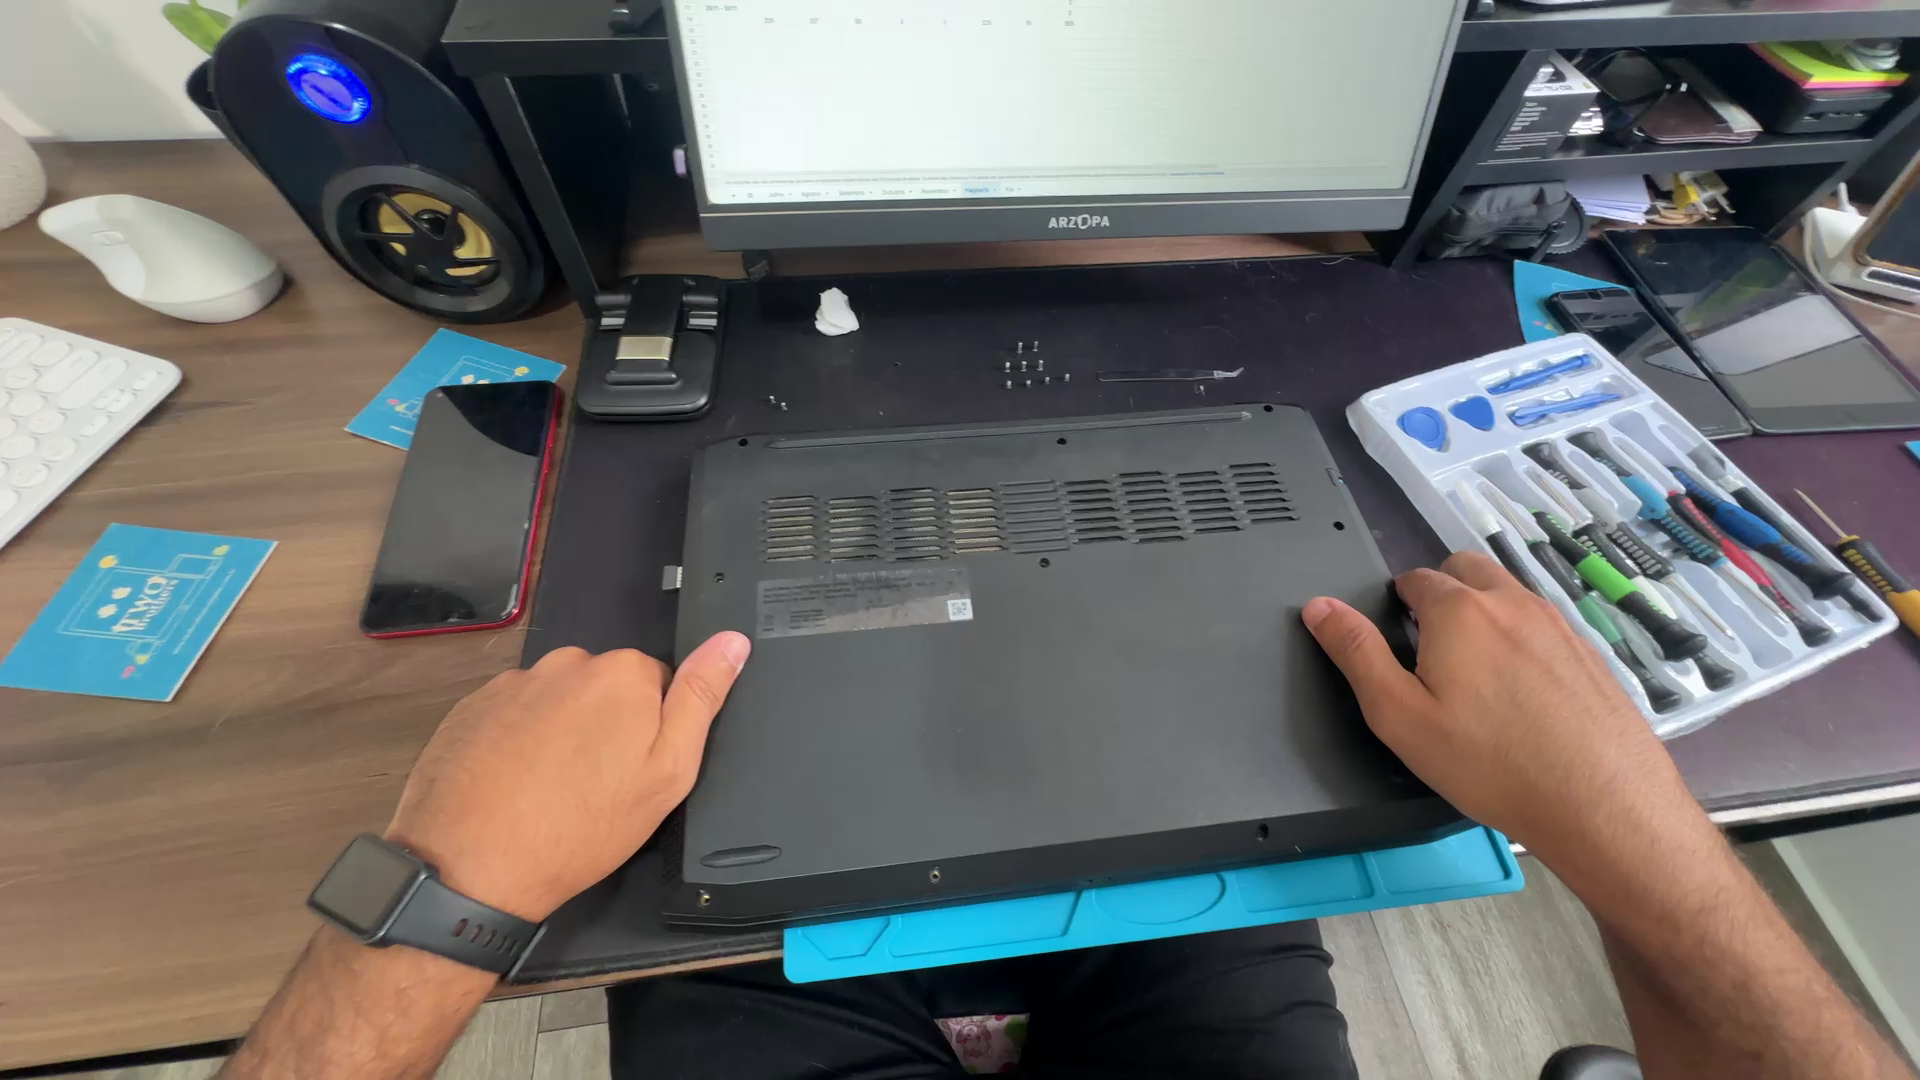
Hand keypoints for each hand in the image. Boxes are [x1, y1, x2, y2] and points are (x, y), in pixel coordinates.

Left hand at [383, 633, 750, 921]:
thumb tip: (733, 640)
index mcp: (624, 672)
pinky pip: (516, 713)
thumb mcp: (668, 768)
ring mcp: (514, 683)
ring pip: (561, 699)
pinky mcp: (471, 707)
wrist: (469, 870)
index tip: (634, 769)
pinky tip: (516, 782)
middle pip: (608, 687)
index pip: (659, 684)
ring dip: (564, 730)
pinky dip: (521, 739)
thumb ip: (702, 696)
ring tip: (552, 786)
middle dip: (608, 724)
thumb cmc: (585, 824)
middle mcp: (568, 662)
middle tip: (597, 782)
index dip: (652, 729)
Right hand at [1301, 552, 1693, 858]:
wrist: (1605, 809)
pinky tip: (1520, 692)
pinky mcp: (1594, 655)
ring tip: (1472, 669)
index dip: (1396, 601)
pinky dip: (1520, 637)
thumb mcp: (1397, 713)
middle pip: (1466, 568)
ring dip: (1482, 609)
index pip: (1415, 578)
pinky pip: (1542, 624)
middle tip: (1429, 643)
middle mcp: (1513, 604)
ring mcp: (1561, 627)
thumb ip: (1355, 652)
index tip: (1395, 637)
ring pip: (1508, 593)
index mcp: (1459, 612)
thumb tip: (1319, 606)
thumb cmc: (1487, 761)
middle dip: (1441, 589)